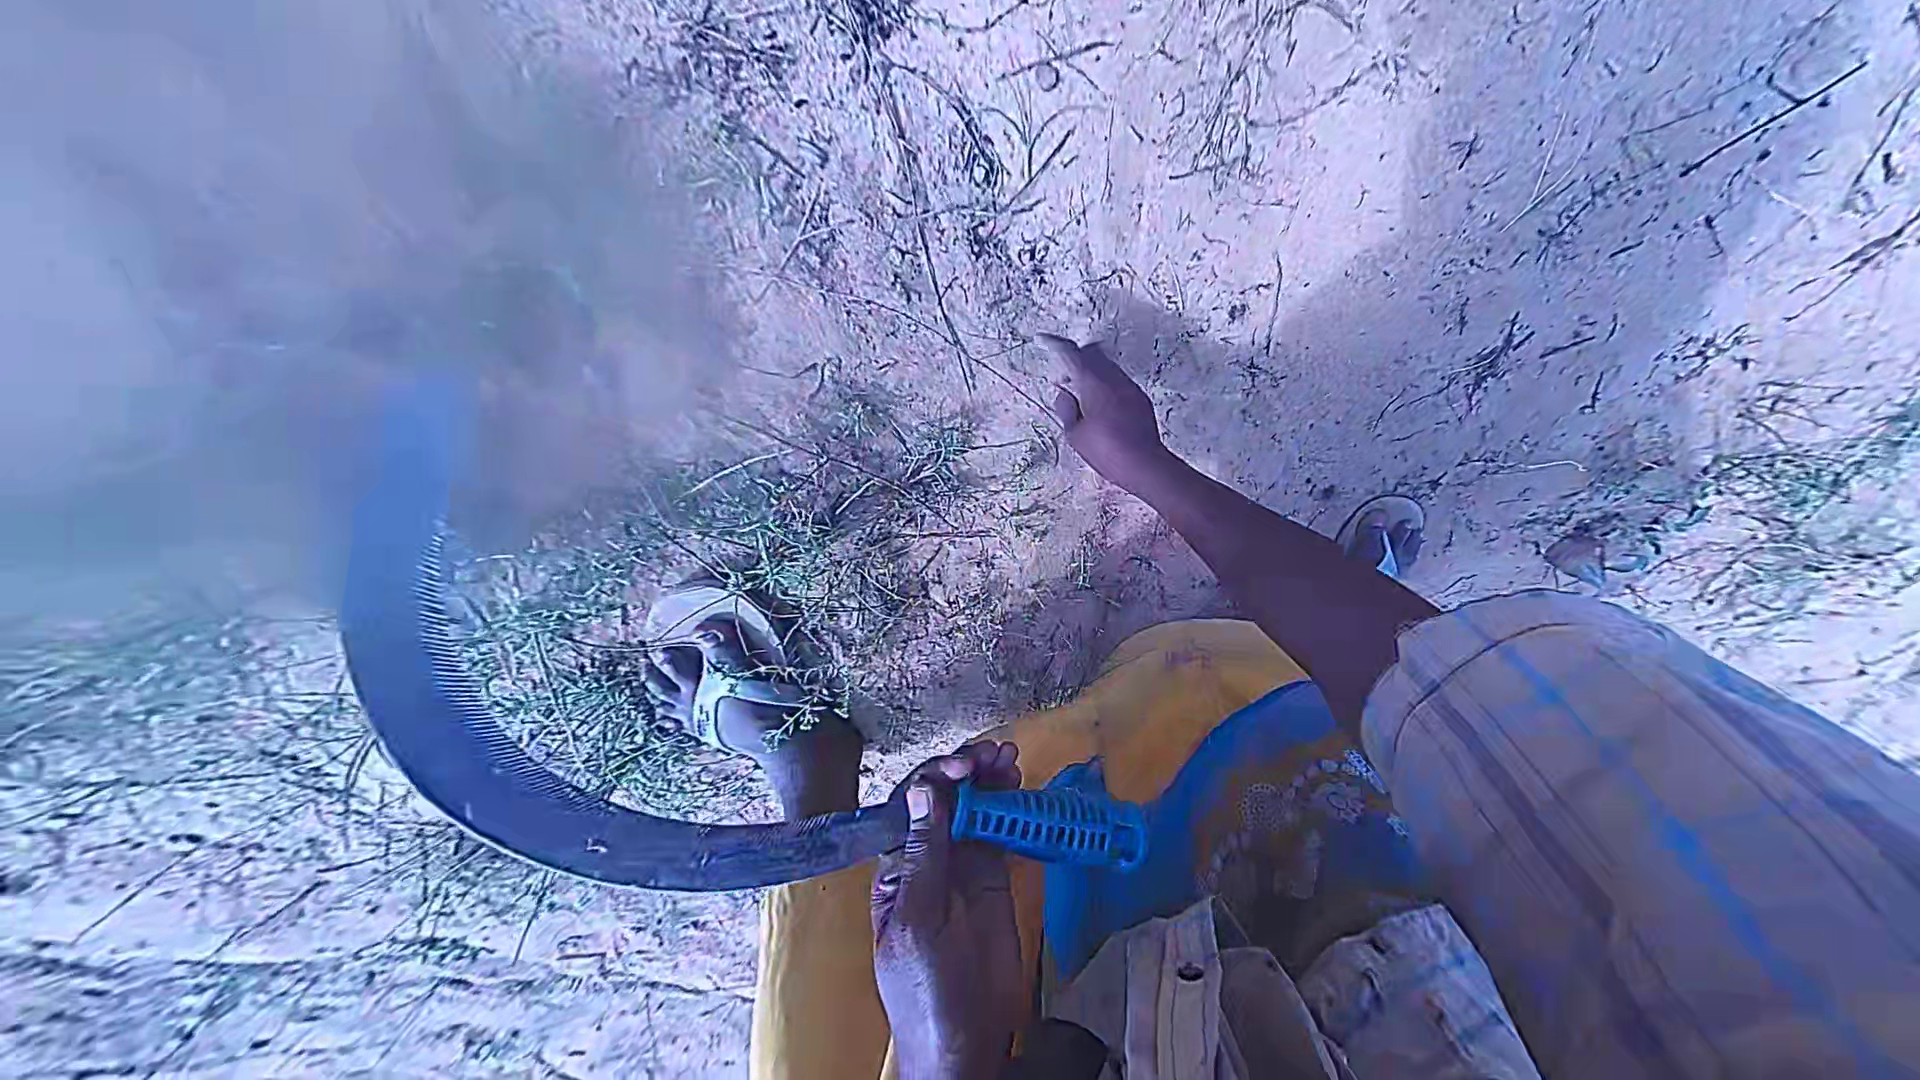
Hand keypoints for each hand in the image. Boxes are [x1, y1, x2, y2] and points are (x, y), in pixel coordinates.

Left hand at [872, 742, 1025, 1079]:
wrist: (965, 1044)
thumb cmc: (925, 989)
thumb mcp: (919, 921)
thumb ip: (925, 855)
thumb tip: (923, 790)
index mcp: (899, 862)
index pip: (913, 803)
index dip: (937, 777)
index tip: (965, 769)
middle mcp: (929, 854)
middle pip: (946, 798)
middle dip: (967, 770)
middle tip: (996, 754)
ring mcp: (962, 864)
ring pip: (974, 809)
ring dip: (990, 781)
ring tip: (1010, 760)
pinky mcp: (992, 878)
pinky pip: (999, 833)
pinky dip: (1009, 808)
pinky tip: (1019, 789)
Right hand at [1037, 333, 1173, 494]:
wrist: (1143, 464)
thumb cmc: (1107, 451)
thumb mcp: (1075, 434)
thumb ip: (1066, 409)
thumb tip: (1063, 395)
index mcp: (1093, 383)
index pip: (1071, 354)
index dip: (1055, 345)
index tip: (1044, 339)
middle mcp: (1114, 379)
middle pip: (1093, 353)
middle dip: (1076, 358)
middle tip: (1064, 374)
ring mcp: (1130, 387)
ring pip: (1107, 366)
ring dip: (1091, 372)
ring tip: (1081, 395)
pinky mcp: (1140, 399)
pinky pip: (1119, 381)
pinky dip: (1105, 384)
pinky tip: (1099, 405)